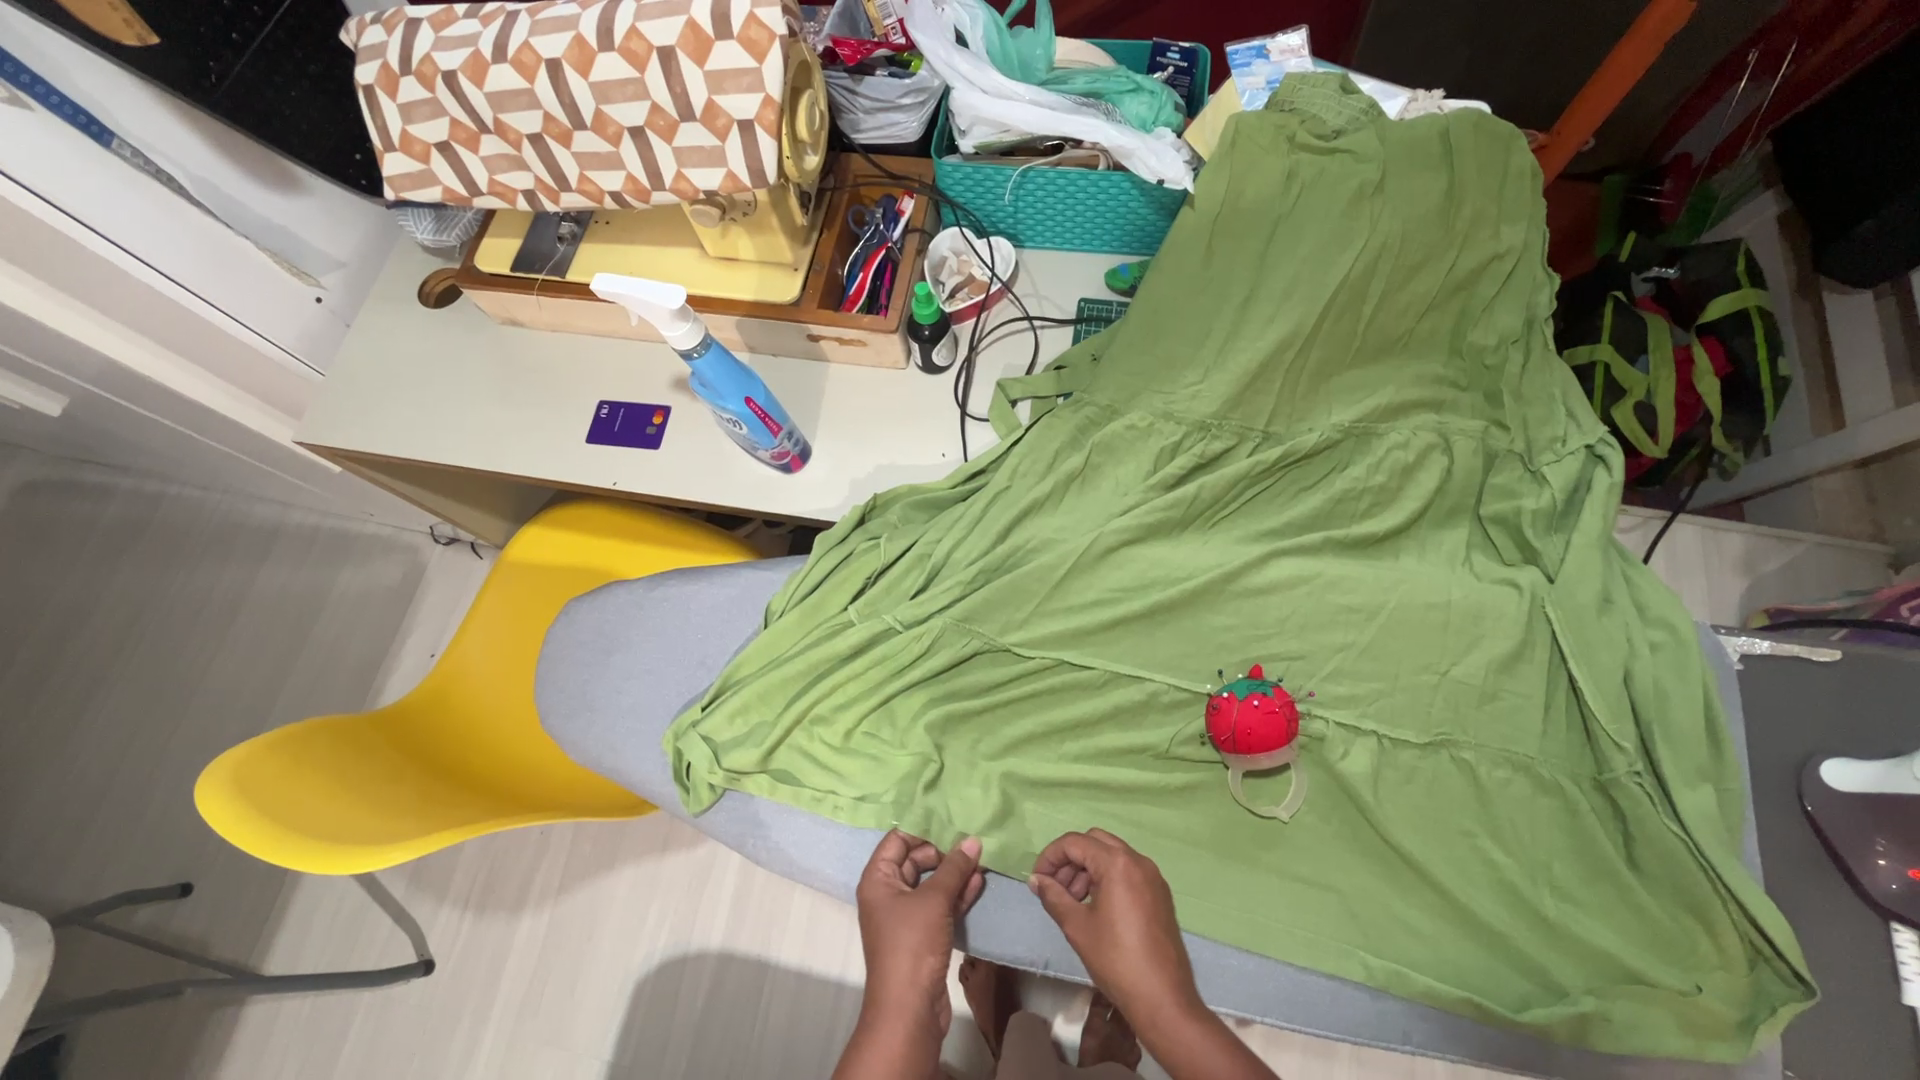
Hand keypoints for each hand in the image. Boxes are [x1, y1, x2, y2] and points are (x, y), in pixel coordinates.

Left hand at [854, 830, 984, 1033]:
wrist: (909, 1008)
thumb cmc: (912, 945)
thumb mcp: (934, 900)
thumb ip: (954, 868)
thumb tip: (972, 840)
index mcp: (878, 880)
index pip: (897, 841)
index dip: (922, 830)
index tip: (952, 821)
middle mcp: (887, 894)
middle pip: (915, 860)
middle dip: (943, 852)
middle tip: (972, 842)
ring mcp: (906, 916)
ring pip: (930, 884)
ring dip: (954, 873)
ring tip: (982, 859)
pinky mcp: (923, 935)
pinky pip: (940, 905)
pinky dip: (957, 894)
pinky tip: (979, 883)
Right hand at [1030, 830, 1279, 1079]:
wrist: (1162, 998)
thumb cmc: (1116, 960)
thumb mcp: (1077, 926)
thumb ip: (1054, 896)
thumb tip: (1036, 880)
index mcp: (1118, 863)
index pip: (1075, 842)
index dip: (1050, 857)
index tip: (1038, 880)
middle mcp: (1138, 861)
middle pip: (1095, 842)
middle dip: (1070, 860)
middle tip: (1055, 888)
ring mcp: (1153, 877)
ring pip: (1112, 856)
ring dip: (1088, 869)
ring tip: (1073, 901)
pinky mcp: (1160, 894)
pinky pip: (1127, 871)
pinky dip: (1107, 878)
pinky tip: (1096, 907)